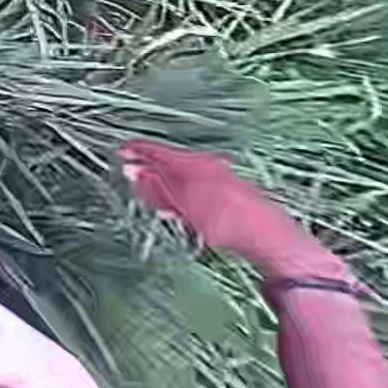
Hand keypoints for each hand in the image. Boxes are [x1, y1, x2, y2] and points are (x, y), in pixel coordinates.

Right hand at [118, 140, 342, 276]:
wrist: (268, 238)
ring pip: (183, 175)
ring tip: (158, 202)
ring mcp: (220, 176)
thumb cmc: (223, 219)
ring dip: (166, 184)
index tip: (120, 154)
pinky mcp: (230, 191)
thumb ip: (152, 186)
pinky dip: (184, 193)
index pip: (153, 149)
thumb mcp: (177, 203)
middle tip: (134, 180)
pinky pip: (198, 185)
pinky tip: (183, 210)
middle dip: (149, 170)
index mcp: (189, 161)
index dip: (133, 151)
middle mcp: (205, 163)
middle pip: (168, 161)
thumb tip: (132, 171)